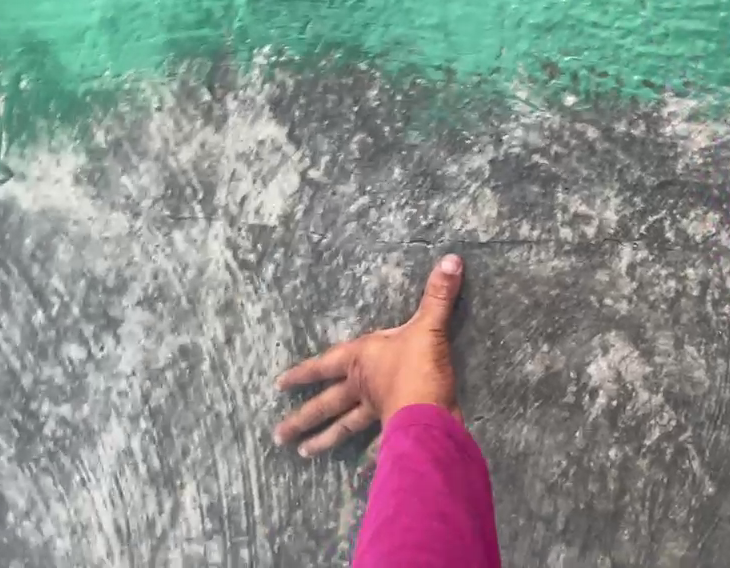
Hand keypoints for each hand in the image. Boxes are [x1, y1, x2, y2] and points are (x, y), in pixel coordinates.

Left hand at [273, 254, 463, 456]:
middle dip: (303, 418)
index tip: (278, 385)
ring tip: (303, 454)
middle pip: (328, 403)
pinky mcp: (394, 430)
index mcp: (362, 360)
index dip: (303, 373)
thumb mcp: (429, 324)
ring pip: (345, 427)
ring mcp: (376, 412)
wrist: (431, 411)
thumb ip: (438, 294)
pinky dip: (372, 456)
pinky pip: (379, 444)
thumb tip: (451, 258)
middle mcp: (363, 387)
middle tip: (278, 435)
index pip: (325, 364)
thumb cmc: (419, 366)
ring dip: (325, 440)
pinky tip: (363, 470)